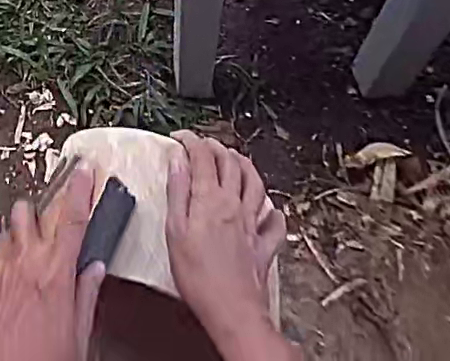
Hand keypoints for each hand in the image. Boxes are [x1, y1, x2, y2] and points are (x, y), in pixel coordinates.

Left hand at [0, 162, 107, 360]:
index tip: (83, 171)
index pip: (73, 216)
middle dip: (39, 212)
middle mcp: (25, 262)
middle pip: (30, 210)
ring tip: (25, 253)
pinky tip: (6, 275)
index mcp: (56, 272)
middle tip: (47, 225)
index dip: (80, 187)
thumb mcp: (77, 339)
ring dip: (18, 234)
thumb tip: (95, 271)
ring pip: (7, 228)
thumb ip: (86, 297)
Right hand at [165, 132, 290, 360]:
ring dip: (244, 165)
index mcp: (210, 199)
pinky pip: (274, 222)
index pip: (202, 156)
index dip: (191, 141)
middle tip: (204, 144)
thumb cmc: (199, 278)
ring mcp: (252, 223)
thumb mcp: (175, 231)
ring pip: (254, 182)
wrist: (232, 312)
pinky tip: (269, 209)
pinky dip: (272, 211)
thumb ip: (177, 192)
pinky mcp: (263, 244)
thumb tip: (177, 161)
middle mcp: (234, 204)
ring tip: (235, 159)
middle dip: (216, 147)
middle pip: (230, 162)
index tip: (180, 138)